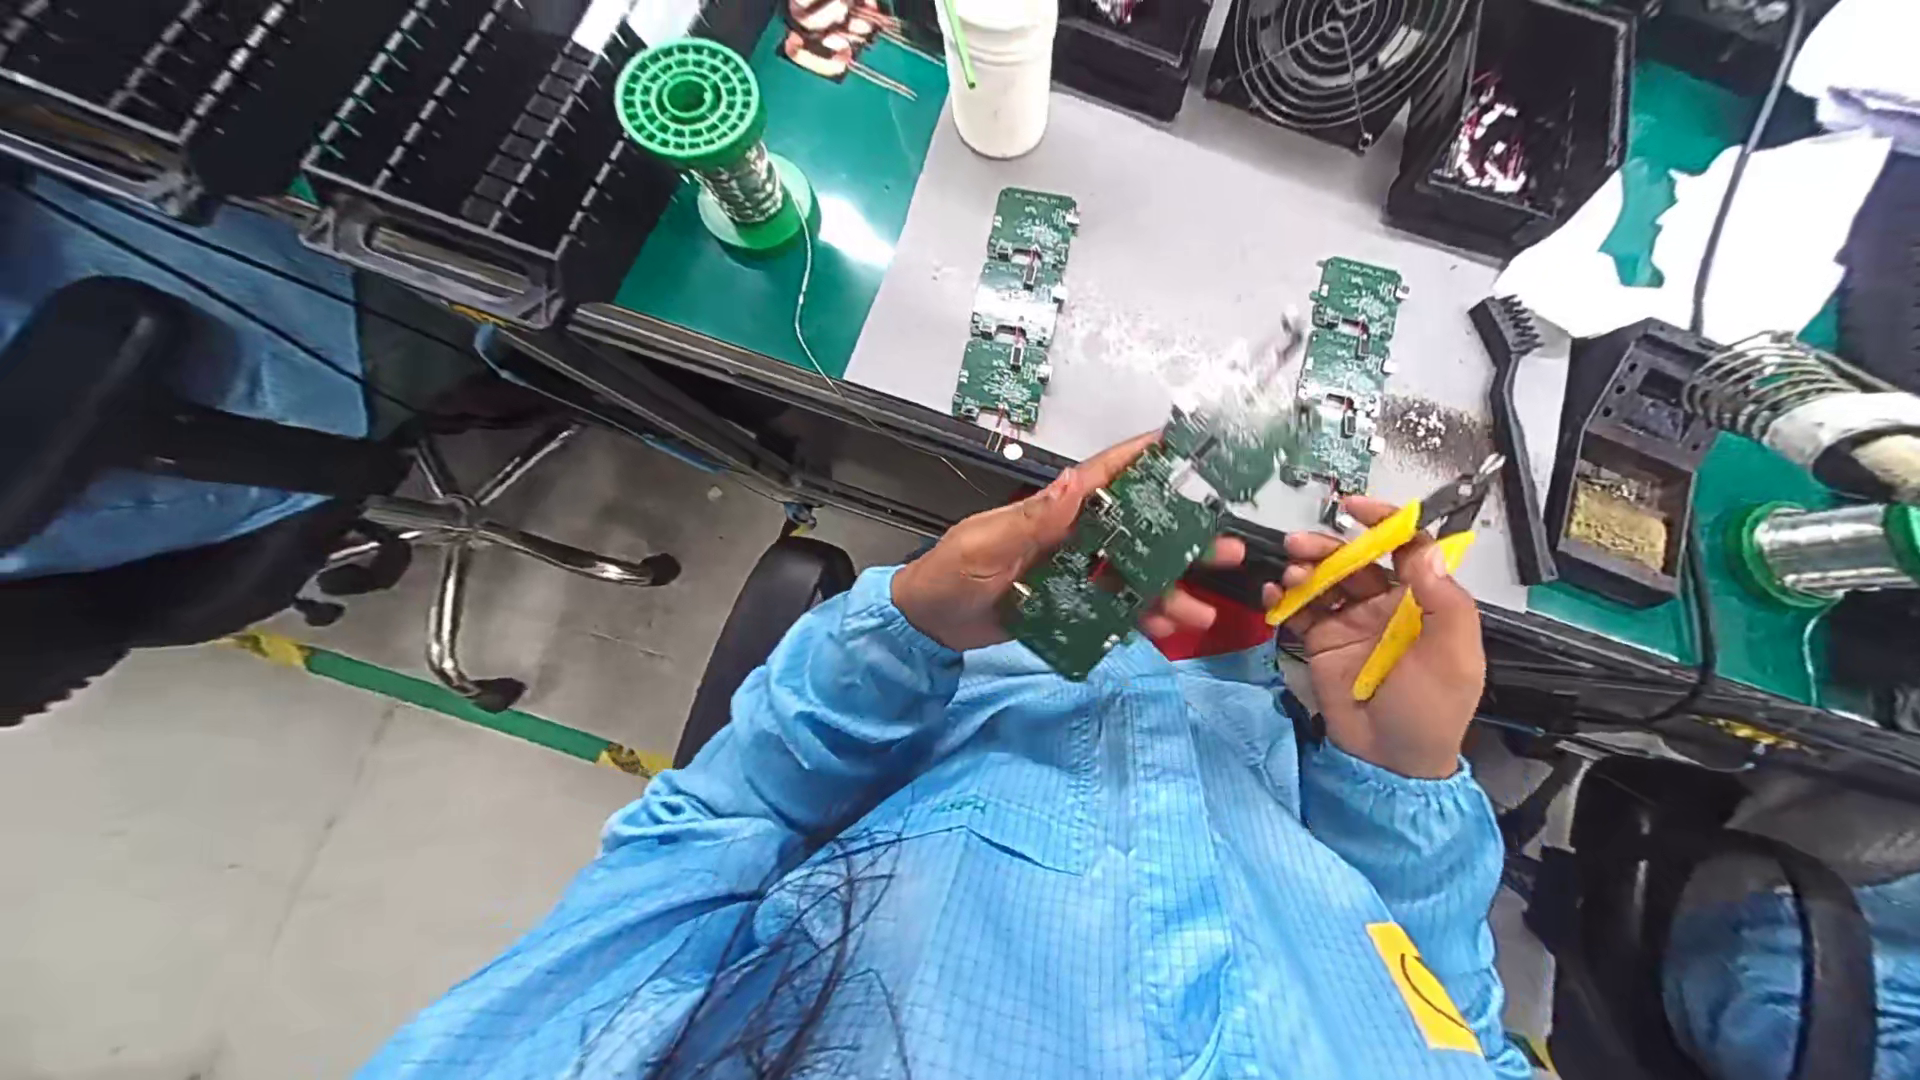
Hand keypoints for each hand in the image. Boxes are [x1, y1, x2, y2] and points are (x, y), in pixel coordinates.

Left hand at [893, 432, 1246, 650]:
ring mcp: (1068, 573)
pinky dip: (1136, 618)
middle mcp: (1066, 538)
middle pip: (1131, 530)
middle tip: (1223, 547)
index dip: (1140, 459)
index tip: (1184, 448)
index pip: (1098, 479)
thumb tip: (1073, 484)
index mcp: (1046, 513)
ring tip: (1198, 608)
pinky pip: (1110, 609)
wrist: (927, 626)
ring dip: (1166, 588)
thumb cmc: (946, 577)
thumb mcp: (983, 547)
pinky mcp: (1066, 605)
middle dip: (1178, 537)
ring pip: (1128, 575)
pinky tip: (1161, 629)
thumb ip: (1029, 522)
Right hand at [1266, 495, 1484, 778]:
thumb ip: (1444, 604)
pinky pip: (1297, 609)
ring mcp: (1347, 621)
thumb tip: (1424, 551)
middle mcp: (1382, 604)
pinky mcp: (1317, 639)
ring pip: (1322, 580)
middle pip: (1353, 560)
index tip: (1354, 508)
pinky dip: (1282, 598)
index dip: (1383, 523)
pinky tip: (1272, 594)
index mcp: (1422, 602)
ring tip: (1288, 575)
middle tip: (1299, 546)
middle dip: (1327, 548)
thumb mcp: (1454, 659)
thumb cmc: (1431, 709)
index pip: (1405, 548)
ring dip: (1303, 570)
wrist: (1388, 758)